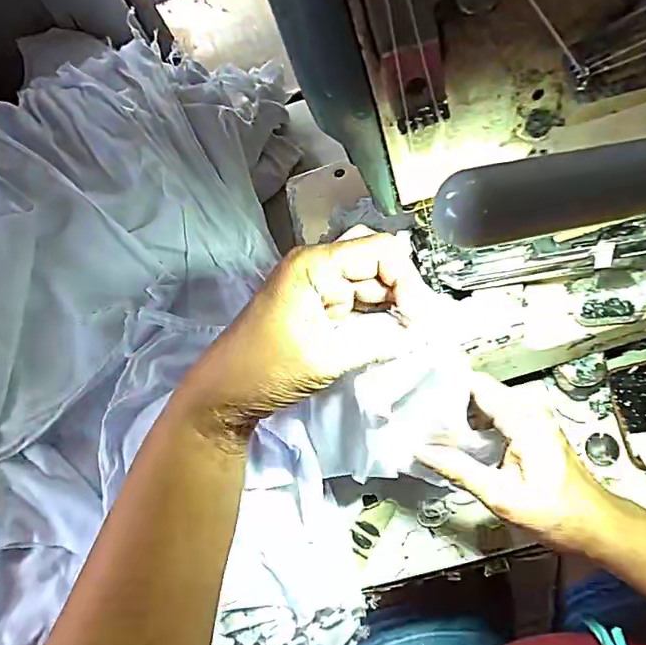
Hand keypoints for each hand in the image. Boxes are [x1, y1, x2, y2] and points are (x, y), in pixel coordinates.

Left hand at [182, 229, 432, 448]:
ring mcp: (317, 287)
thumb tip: (421, 334)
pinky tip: (394, 335)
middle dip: (403, 292)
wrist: (224, 394)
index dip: (407, 280)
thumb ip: (379, 341)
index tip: (419, 318)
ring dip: (393, 306)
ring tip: (412, 335)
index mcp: (314, 264)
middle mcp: (317, 266)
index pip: (380, 251)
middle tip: (419, 328)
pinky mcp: (318, 308)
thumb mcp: (328, 357)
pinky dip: (378, 317)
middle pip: (378, 264)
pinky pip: (358, 303)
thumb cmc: (264, 370)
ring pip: (371, 284)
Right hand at [419, 373, 637, 555]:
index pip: (477, 385)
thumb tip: (425, 453)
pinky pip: (497, 416)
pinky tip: (460, 442)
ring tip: (434, 431)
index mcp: (524, 418)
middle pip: (479, 392)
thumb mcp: (500, 495)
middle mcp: (531, 411)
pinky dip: (477, 426)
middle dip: (449, 404)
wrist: (594, 525)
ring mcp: (534, 419)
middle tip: (421, 419)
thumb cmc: (560, 513)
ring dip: (462, 416)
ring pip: (487, 404)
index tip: (421, 395)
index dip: (446, 387)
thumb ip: (459, 470)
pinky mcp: (534, 431)